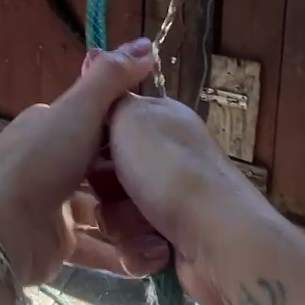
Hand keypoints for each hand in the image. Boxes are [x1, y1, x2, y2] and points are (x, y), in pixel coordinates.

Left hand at [0, 41, 170, 285]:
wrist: (2, 229)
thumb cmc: (40, 161)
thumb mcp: (79, 110)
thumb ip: (111, 79)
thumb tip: (145, 44)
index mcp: (45, 125)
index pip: (90, 121)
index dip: (123, 129)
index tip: (159, 141)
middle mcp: (44, 161)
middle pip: (95, 166)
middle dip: (129, 177)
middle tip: (168, 187)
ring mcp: (48, 203)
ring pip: (98, 208)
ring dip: (128, 218)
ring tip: (167, 227)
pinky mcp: (53, 242)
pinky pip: (94, 246)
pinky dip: (119, 253)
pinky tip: (150, 259)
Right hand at [101, 93, 273, 304]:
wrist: (219, 239)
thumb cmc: (168, 169)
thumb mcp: (131, 116)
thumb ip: (109, 92)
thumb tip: (96, 54)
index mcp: (158, 121)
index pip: (109, 121)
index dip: (92, 138)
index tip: (85, 150)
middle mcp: (164, 158)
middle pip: (105, 171)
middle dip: (103, 188)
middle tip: (112, 189)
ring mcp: (168, 201)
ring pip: (113, 211)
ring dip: (122, 222)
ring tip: (143, 226)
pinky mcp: (169, 241)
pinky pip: (131, 244)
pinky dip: (139, 250)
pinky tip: (155, 250)